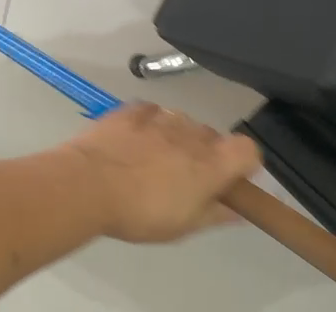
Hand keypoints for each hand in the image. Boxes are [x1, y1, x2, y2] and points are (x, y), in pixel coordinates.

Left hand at [63, 102, 261, 243]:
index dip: (244, 162)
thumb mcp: (185, 225)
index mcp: (209, 165)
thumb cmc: (140, 212)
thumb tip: (237, 210)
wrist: (87, 183)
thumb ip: (215, 213)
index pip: (247, 148)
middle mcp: (188, 135)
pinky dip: (151, 121)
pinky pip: (151, 110)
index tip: (231, 178)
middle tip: (188, 176)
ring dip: (179, 136)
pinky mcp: (128, 110)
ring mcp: (156, 118)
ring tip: (157, 157)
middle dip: (207, 153)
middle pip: (212, 135)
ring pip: (182, 121)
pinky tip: (137, 138)